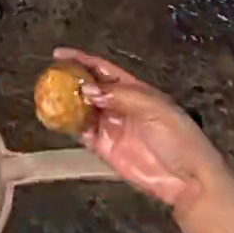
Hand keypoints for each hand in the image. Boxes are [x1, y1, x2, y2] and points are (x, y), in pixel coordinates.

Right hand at [55, 47, 231, 214]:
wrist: (187, 178)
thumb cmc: (177, 136)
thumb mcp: (153, 107)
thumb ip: (120, 96)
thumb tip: (87, 90)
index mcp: (133, 89)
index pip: (102, 69)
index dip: (82, 59)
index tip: (59, 54)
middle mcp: (119, 104)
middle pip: (89, 87)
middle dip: (69, 80)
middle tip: (48, 77)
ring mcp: (110, 126)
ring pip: (82, 109)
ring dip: (66, 103)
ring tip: (46, 96)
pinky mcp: (104, 148)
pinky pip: (82, 133)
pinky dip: (68, 126)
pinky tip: (55, 119)